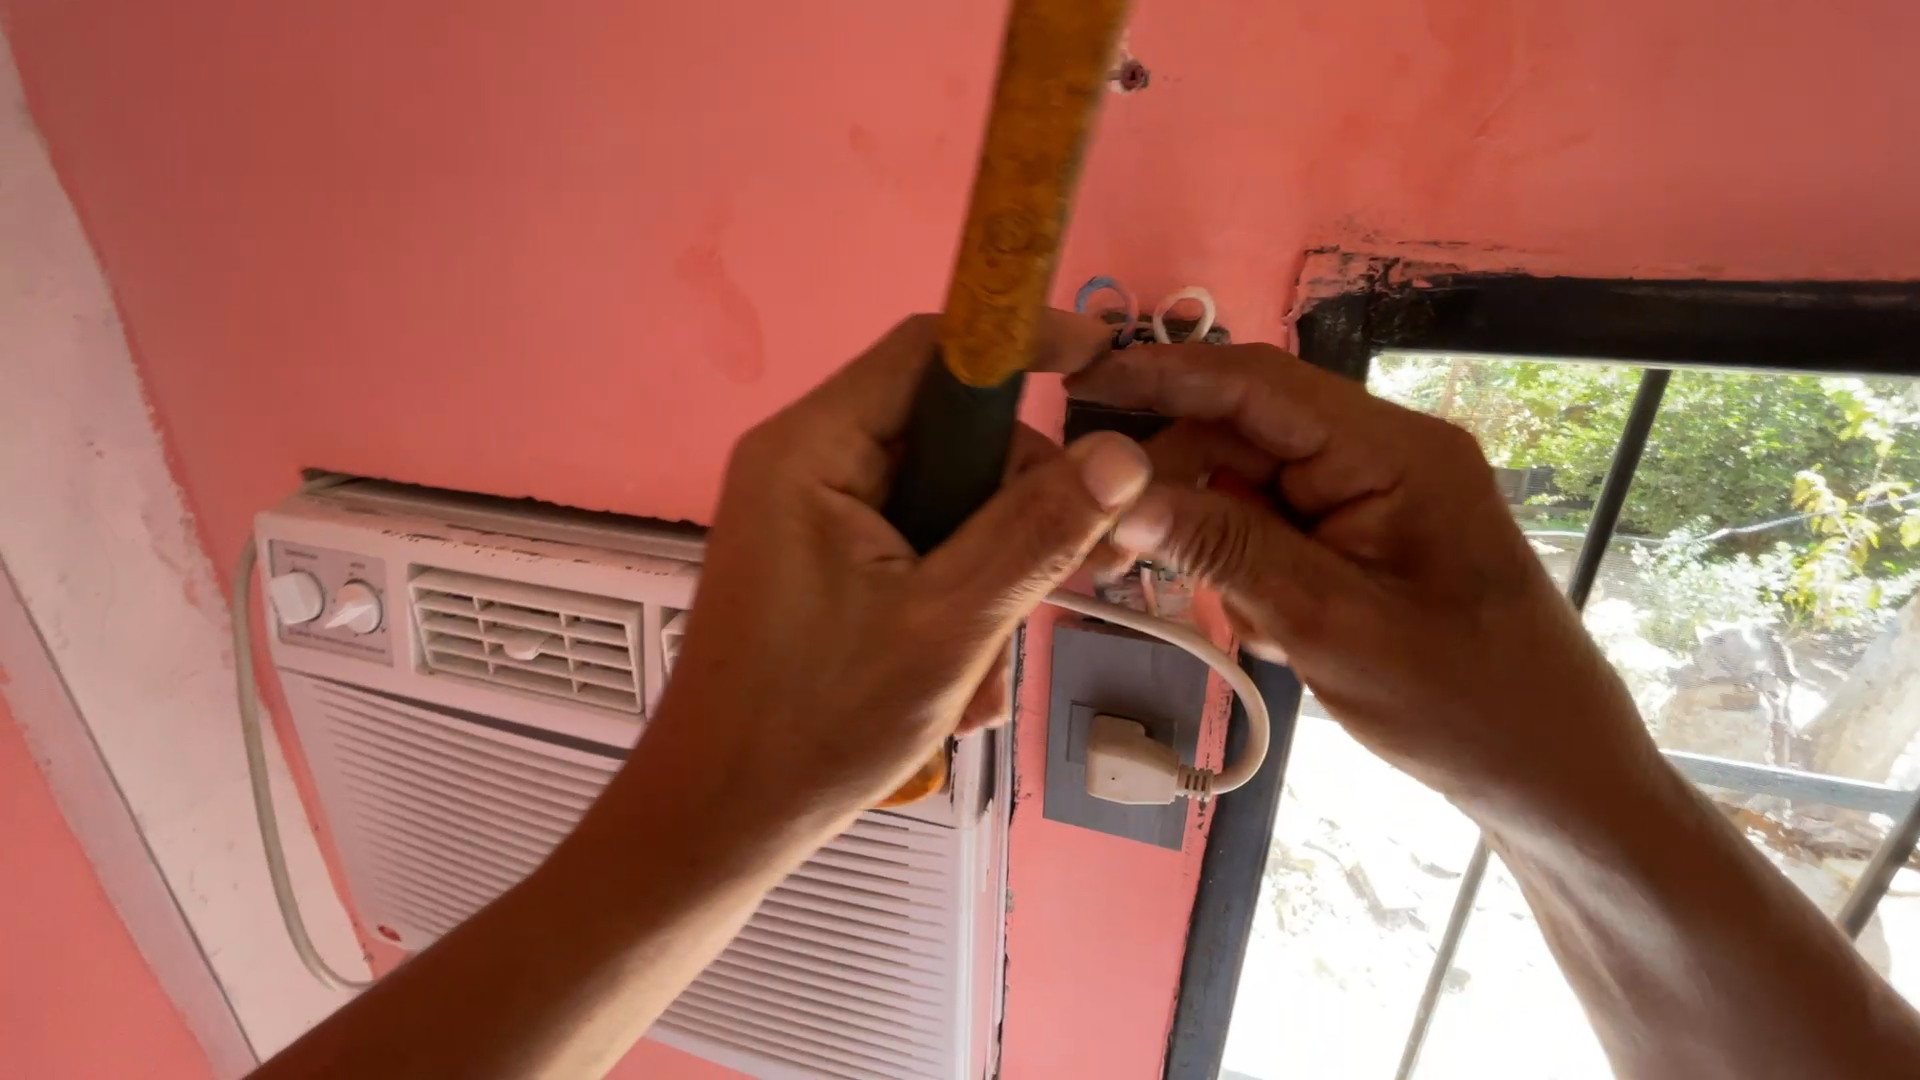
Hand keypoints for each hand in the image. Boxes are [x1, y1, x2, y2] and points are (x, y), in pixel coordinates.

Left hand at [632, 313, 1152, 833]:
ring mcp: (815, 517)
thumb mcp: (946, 625)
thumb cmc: (817, 724)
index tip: (1101, 366)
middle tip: (1063, 570)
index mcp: (813, 448)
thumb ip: (1035, 532)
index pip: (930, 351)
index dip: (1021, 345)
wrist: (723, 822)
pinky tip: (957, 667)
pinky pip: (917, 545)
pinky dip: (954, 593)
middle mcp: (807, 464)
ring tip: (985, 655)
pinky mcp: (826, 563)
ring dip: (987, 566)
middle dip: (1013, 500)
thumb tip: (1122, 456)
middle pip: (947, 434)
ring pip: (942, 500)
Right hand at [1066, 343, 1658, 817]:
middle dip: (1168, 487)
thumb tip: (1121, 496)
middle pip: (1238, 438)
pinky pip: (1267, 528)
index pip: (1255, 385)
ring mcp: (1365, 495)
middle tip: (1105, 552)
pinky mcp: (1353, 535)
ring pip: (1243, 487)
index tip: (1078, 383)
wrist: (1548, 773)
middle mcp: (1375, 454)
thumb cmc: (1461, 702)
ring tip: (1198, 608)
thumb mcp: (1327, 623)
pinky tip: (1257, 627)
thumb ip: (1224, 549)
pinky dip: (1237, 568)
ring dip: (1202, 539)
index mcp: (1390, 451)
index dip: (1161, 375)